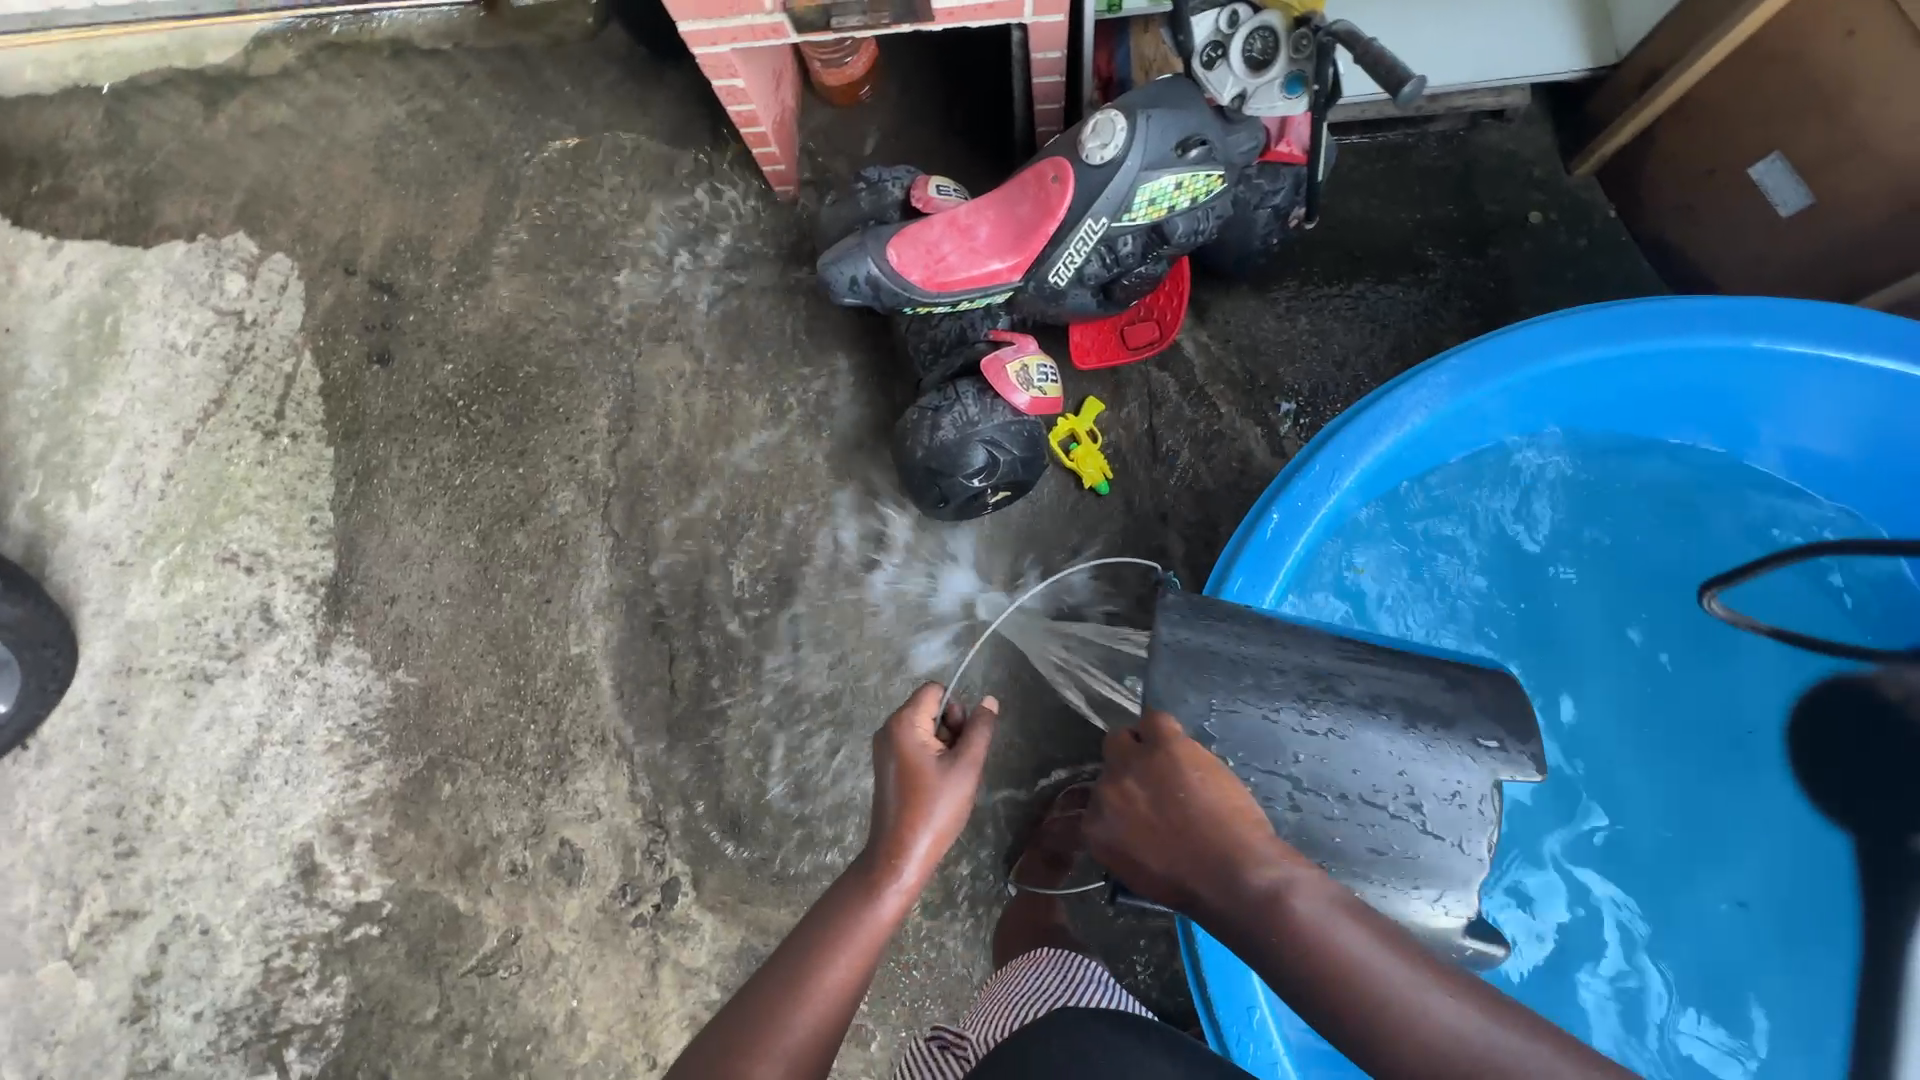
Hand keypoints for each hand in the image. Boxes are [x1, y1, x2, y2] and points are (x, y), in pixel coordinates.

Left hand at [863, 683, 997, 885]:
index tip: (962, 741)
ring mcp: (885, 748)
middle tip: (959, 763)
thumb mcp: (966, 766)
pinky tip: (939, 784)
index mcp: (903, 722)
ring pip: (925, 728)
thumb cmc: (935, 808)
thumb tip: (989, 700)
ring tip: (950, 778)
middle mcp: (888, 728)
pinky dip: (933, 757)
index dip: (956, 709)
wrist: (901, 854)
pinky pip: (916, 745)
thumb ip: (980, 729)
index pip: (935, 690)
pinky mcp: (888, 766)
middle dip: (952, 729)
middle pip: (930, 708)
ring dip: (945, 746)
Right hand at [1084, 710, 1310, 916]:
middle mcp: (1105, 791)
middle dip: (1122, 773)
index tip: (1129, 811)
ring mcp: (1133, 764)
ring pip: (1122, 738)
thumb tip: (1127, 824)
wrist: (1232, 872)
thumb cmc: (1190, 885)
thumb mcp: (1136, 874)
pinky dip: (1159, 729)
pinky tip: (1175, 744)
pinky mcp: (1165, 745)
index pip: (1088, 807)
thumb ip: (1119, 841)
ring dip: (1138, 748)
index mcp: (1095, 828)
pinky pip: (1153, 721)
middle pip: (1104, 766)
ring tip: (1163, 762)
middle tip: (1148, 784)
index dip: (1112, 805)